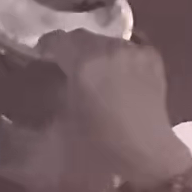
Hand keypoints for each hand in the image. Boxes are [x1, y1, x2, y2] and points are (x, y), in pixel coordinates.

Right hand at [37, 31, 191, 188]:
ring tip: (89, 71)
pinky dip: (115, 56)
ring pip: (105, 41)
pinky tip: (114, 74)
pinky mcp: (152, 59)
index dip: (45, 46)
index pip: (58, 39)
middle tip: (63, 64)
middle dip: (70, 48)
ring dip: (94, 51)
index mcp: (84, 64)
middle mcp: (110, 49)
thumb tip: (41, 83)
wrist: (146, 155)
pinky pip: (127, 48)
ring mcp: (134, 52)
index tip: (39, 56)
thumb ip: (50, 92)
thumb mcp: (63, 122)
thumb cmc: (99, 145)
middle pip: (82, 36)